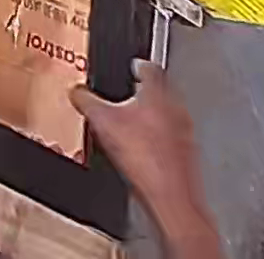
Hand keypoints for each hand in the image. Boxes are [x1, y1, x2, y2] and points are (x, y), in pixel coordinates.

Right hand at [71, 59, 222, 256]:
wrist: (171, 200)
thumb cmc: (145, 158)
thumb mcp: (101, 121)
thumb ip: (85, 100)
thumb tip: (75, 91)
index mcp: (157, 92)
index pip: (150, 67)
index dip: (138, 64)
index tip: (134, 65)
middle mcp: (175, 108)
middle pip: (160, 90)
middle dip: (143, 91)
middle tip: (128, 93)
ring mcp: (185, 133)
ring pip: (167, 114)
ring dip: (152, 116)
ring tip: (133, 123)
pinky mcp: (188, 157)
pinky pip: (172, 138)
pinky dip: (158, 139)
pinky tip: (144, 151)